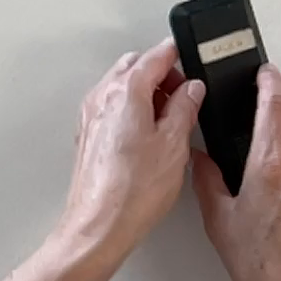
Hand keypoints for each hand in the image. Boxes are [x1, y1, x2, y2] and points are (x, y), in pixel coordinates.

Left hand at [53, 39, 205, 262]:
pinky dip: (130, 107)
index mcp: (126, 91)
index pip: (155, 56)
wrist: (99, 226)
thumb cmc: (132, 192)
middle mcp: (103, 97)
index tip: (191, 58)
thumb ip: (185, 108)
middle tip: (184, 93)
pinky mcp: (89, 134)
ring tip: (169, 116)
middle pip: (135, 65)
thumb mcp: (174, 144)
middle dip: (161, 72)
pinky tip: (148, 133)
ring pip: (121, 84)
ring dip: (145, 89)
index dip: (177, 54)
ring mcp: (92, 115)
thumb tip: (192, 90)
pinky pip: (112, 106)